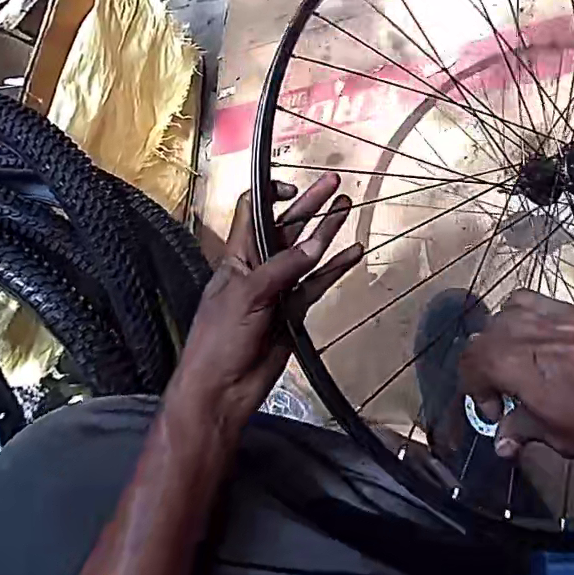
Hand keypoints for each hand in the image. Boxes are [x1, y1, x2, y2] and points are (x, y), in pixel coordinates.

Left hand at [167, 175, 361, 439]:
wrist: (221, 391)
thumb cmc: (220, 337)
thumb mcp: (246, 295)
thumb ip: (283, 268)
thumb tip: (317, 244)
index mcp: (239, 254)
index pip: (252, 209)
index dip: (270, 194)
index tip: (293, 190)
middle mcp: (260, 264)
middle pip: (288, 225)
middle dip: (310, 203)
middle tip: (334, 183)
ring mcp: (280, 287)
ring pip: (308, 251)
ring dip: (327, 229)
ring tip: (348, 206)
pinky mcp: (295, 310)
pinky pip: (318, 283)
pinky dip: (336, 268)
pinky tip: (353, 253)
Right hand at [459, 290, 573, 466]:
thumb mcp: (556, 435)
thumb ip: (522, 430)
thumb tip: (502, 442)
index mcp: (506, 359)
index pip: (468, 365)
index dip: (475, 393)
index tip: (496, 414)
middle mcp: (516, 328)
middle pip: (481, 340)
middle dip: (485, 369)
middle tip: (505, 396)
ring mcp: (539, 311)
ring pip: (500, 319)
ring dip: (500, 343)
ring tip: (520, 367)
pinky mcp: (562, 304)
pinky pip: (525, 302)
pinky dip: (518, 317)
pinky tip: (536, 336)